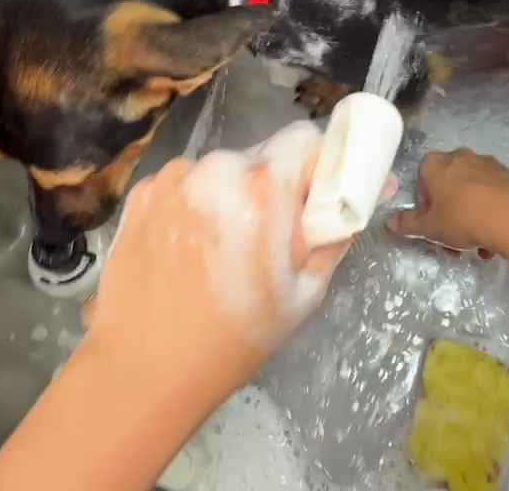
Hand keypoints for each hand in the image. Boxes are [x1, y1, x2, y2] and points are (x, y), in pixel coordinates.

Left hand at [77, 123, 351, 408]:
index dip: (314, 165)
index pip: (305, 139)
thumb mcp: (305, 292)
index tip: (311, 197)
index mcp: (264, 189)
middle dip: (270, 188)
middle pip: (260, 157)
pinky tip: (184, 247)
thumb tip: (367, 189)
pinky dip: (192, 204)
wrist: (143, 369)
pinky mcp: (142, 190)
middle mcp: (217, 169)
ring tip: (218, 249)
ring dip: (228, 195)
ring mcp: (174, 177)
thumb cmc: (235, 337)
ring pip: (220, 170)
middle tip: (264, 238)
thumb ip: (336, 231)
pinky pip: (184, 182)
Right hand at [386, 147, 508, 252]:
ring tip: (480, 244)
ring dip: (472, 213)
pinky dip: (491, 209)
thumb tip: (390, 222)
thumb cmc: (462, 218)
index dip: (425, 204)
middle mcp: (459, 156)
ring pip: (472, 190)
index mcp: (435, 164)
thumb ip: (409, 224)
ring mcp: (486, 163)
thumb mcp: (430, 227)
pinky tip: (495, 233)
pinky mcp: (508, 174)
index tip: (432, 223)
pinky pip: (493, 192)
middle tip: (454, 237)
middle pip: (448, 184)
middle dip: (450, 211)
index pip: (422, 179)